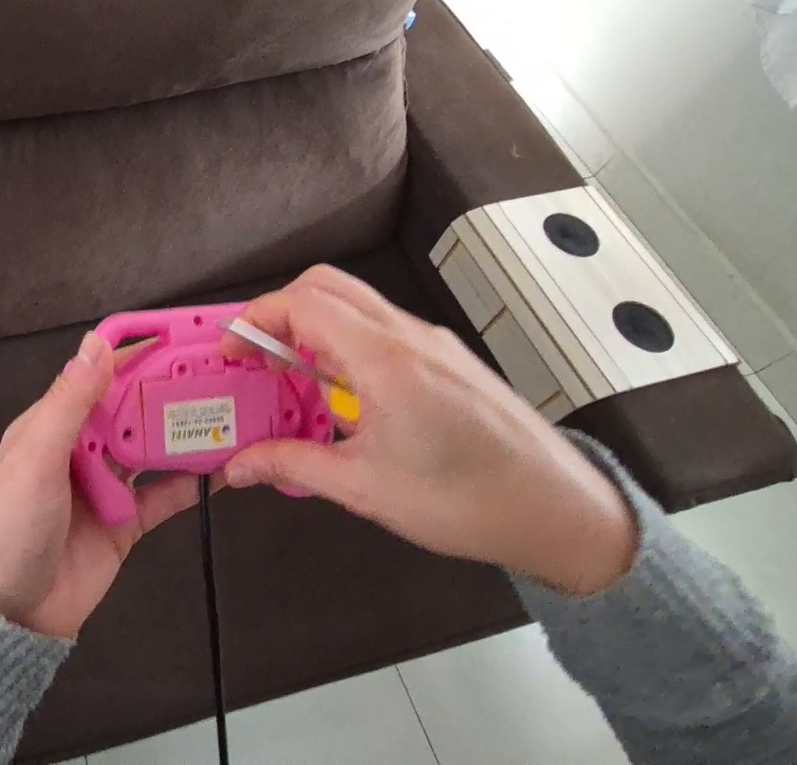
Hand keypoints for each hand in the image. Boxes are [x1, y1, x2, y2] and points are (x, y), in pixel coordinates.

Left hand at [0, 332, 207, 638]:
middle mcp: (81, 448)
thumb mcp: (36, 458)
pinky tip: (222, 469)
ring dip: (185, 433)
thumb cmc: (11, 525)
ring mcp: (106, 486)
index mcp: (53, 424)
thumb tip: (95, 343)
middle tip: (219, 375)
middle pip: (132, 410)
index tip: (177, 339)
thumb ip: (69, 402)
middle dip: (169, 392)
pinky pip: (165, 496)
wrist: (8, 613)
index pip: (98, 377)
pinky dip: (193, 482)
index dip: (134, 356)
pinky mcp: (127, 523)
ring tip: (230, 414)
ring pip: (153, 449)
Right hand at [222, 266, 637, 595]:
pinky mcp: (446, 355)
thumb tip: (236, 467)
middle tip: (258, 355)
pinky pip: (380, 325)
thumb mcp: (365, 488)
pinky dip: (342, 337)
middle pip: (326, 284)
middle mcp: (408, 335)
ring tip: (291, 374)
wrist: (563, 512)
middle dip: (278, 310)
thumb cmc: (462, 502)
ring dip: (311, 322)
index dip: (255, 319)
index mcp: (385, 360)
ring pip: (355, 301)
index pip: (304, 303)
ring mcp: (431, 340)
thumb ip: (292, 464)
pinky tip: (340, 389)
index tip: (233, 353)